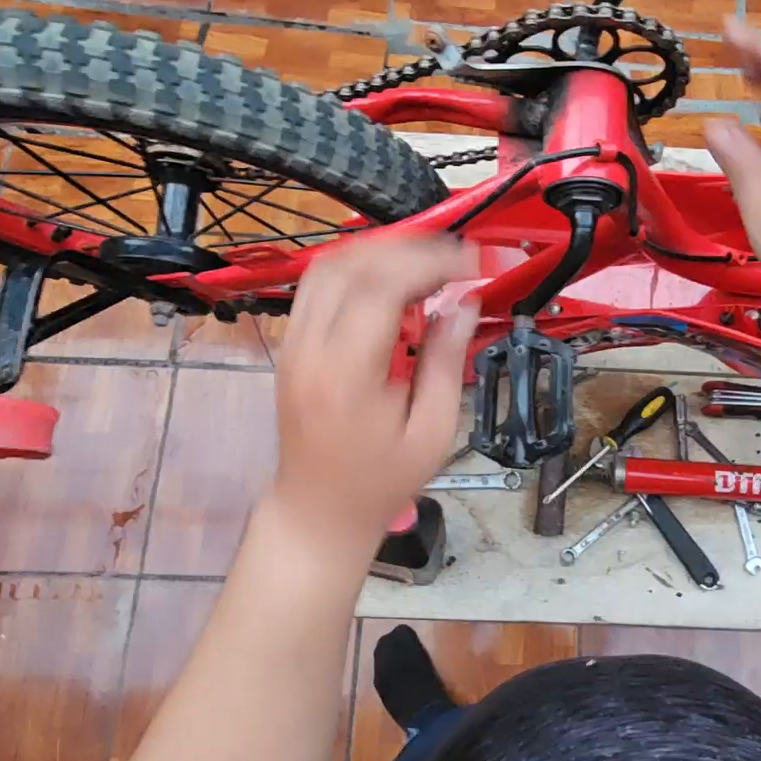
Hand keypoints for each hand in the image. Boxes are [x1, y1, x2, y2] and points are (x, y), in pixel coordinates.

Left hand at [269, 235, 479, 548]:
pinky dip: (356, 269)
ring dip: (379, 252)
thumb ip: (446, 363)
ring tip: (427, 261)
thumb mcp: (432, 432)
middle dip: (409, 250)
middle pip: (351, 266)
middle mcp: (309, 350)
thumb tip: (463, 302)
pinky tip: (391, 278)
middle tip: (455, 257)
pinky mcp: (289, 345)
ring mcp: (292, 345)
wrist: (317, 511)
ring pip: (327, 267)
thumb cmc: (381, 481)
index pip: (381, 289)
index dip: (429, 264)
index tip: (470, 262)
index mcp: (346, 376)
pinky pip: (316, 286)